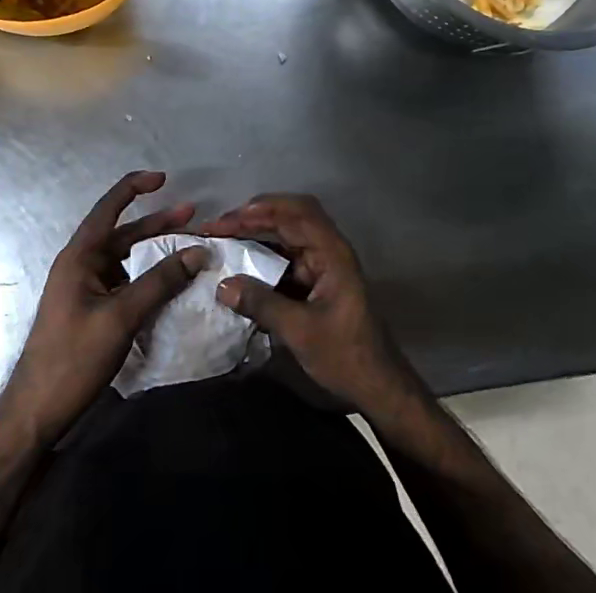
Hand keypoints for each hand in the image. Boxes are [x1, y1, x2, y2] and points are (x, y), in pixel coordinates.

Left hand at [1, 172, 208, 438]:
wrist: (37, 410)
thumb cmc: (74, 357)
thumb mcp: (122, 316)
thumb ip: (160, 282)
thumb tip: (198, 252)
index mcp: (79, 256)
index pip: (108, 208)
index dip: (134, 188)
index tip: (163, 179)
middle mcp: (80, 265)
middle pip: (122, 233)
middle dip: (157, 223)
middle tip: (193, 216)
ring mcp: (85, 288)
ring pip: (125, 259)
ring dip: (155, 252)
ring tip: (188, 250)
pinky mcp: (91, 309)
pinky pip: (124, 282)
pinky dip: (147, 277)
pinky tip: (171, 284)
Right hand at [204, 194, 424, 417]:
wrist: (378, 386)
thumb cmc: (346, 354)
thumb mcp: (300, 330)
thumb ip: (261, 304)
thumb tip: (222, 285)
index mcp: (333, 253)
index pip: (298, 213)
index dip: (264, 208)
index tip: (230, 219)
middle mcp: (328, 252)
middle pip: (290, 219)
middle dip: (253, 218)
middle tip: (217, 227)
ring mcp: (322, 267)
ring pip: (285, 240)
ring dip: (255, 238)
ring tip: (221, 242)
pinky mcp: (315, 285)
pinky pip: (285, 262)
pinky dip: (262, 261)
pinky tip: (239, 269)